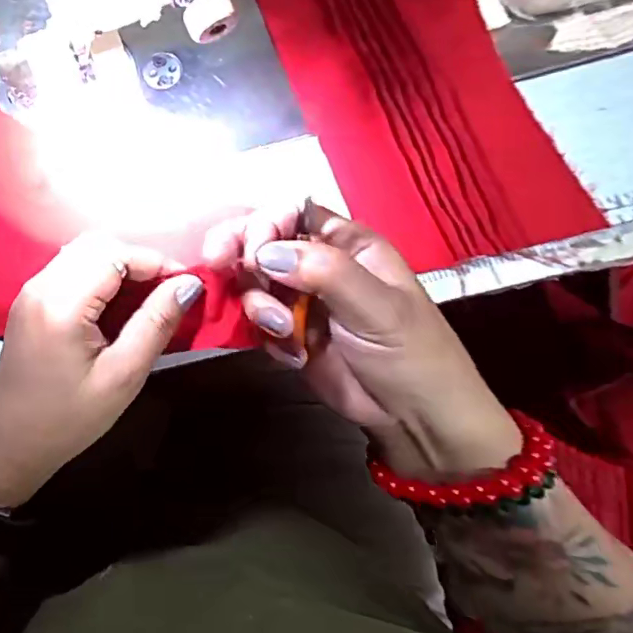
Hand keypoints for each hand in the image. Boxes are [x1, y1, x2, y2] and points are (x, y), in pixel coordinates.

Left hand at [0, 234, 204, 508]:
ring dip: (120, 264)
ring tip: (148, 296)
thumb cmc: (68, 418)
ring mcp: (31, 290)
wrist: (11, 443)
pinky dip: (100, 274)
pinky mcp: (29, 300)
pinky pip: (70, 268)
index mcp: (61, 304)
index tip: (186, 285)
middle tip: (168, 291)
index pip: (116, 255)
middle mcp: (41, 286)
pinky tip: (118, 303)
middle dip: (139, 260)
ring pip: (83, 252)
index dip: (156, 262)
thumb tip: (189, 284)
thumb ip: (155, 324)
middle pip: (98, 245)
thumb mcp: (122, 376)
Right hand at [202, 204, 519, 479]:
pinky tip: (288, 352)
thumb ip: (325, 273)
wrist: (413, 418)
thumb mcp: (378, 307)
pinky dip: (261, 333)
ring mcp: (300, 299)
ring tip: (282, 330)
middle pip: (262, 242)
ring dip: (256, 303)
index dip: (265, 224)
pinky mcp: (287, 333)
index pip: (292, 214)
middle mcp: (318, 265)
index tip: (252, 251)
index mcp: (347, 244)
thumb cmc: (411, 353)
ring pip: (252, 282)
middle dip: (240, 254)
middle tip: (219, 266)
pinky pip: (255, 320)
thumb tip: (266, 252)